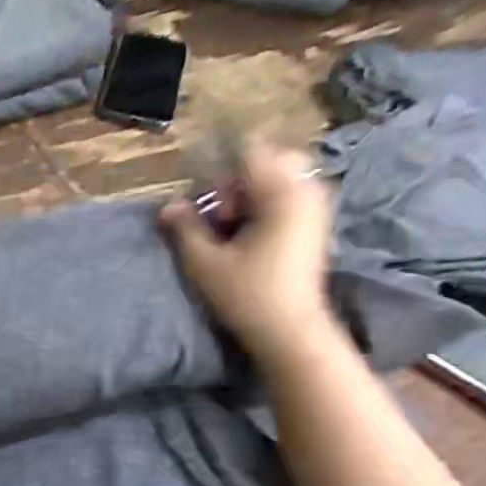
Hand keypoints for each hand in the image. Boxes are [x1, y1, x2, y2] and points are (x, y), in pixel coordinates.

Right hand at [160, 141, 335, 360]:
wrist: (291, 333)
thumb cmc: (248, 297)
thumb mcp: (206, 264)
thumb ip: (185, 229)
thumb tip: (167, 206)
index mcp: (282, 191)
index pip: (248, 152)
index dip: (221, 176)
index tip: (213, 210)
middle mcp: (307, 189)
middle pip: (268, 160)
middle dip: (240, 184)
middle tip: (226, 220)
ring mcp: (318, 206)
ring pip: (280, 178)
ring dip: (254, 196)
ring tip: (238, 232)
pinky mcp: (318, 225)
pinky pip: (291, 196)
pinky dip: (269, 208)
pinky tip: (255, 239)